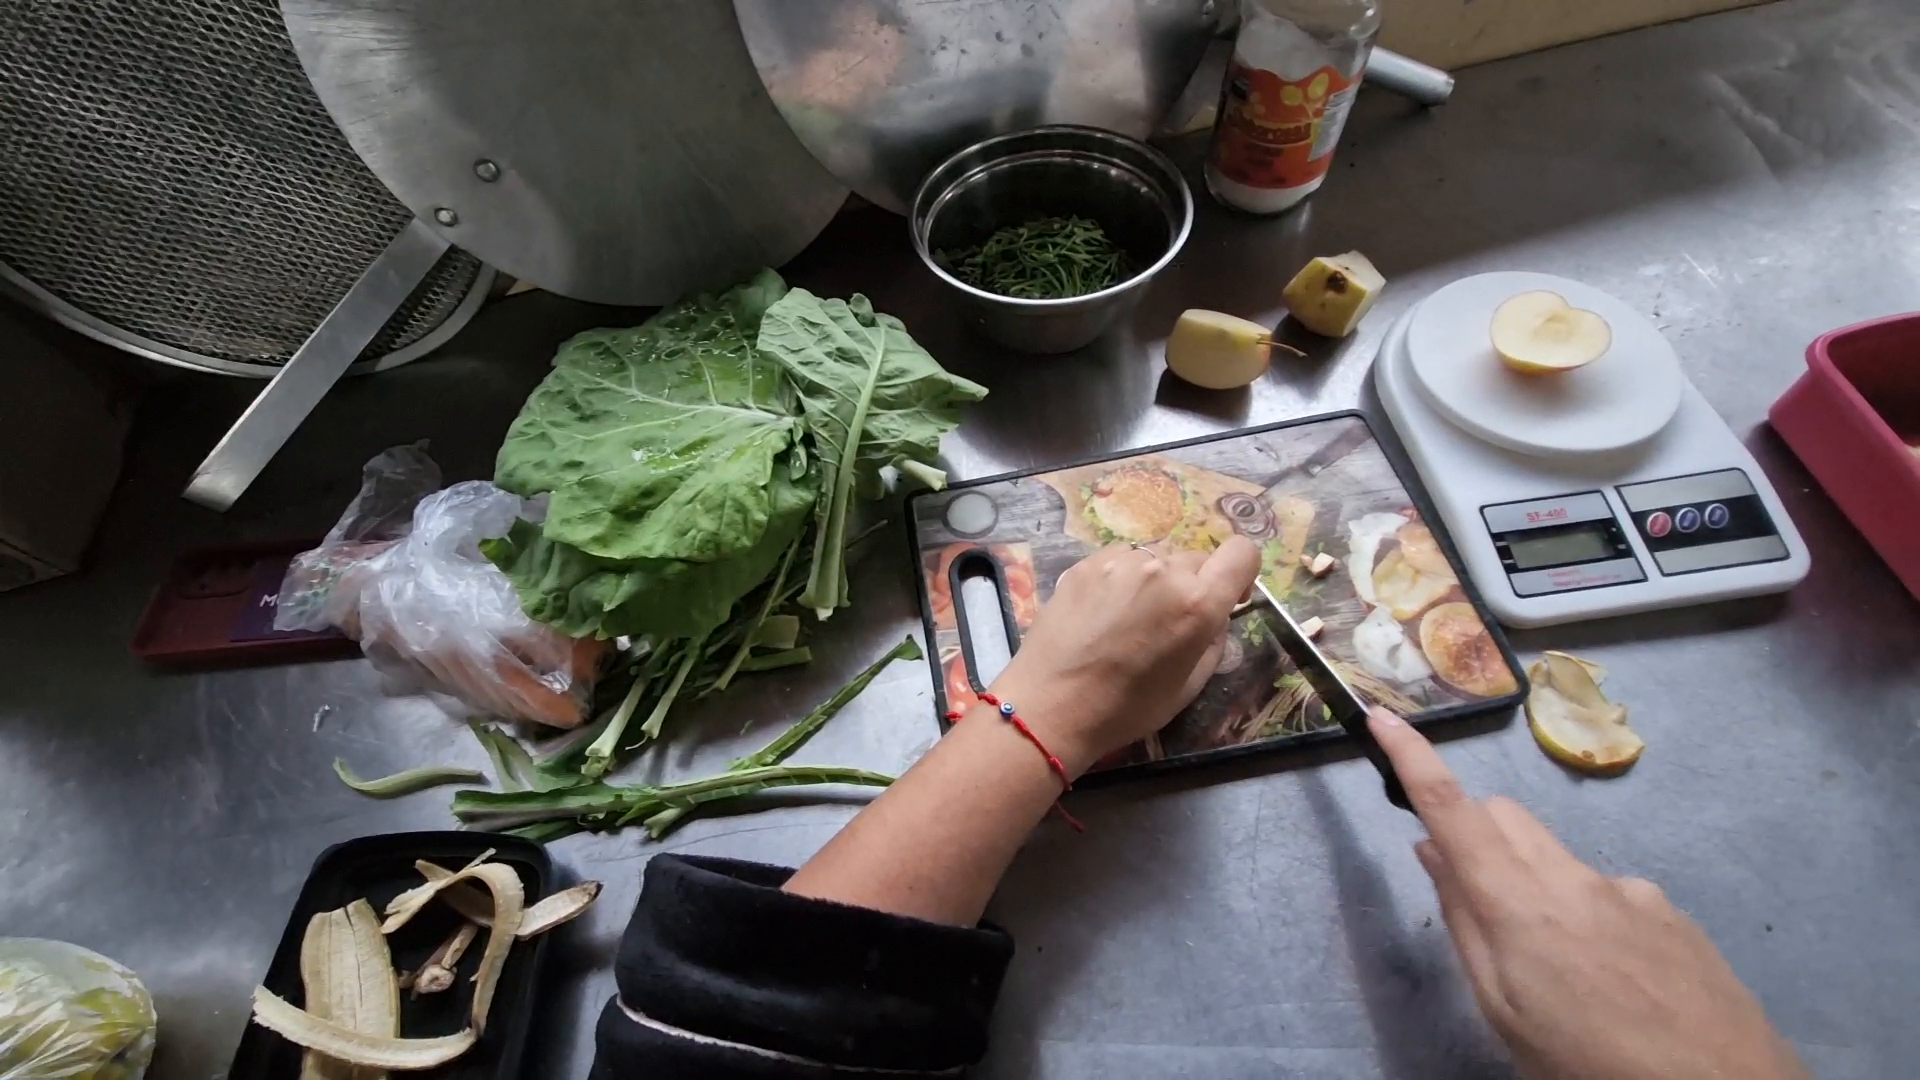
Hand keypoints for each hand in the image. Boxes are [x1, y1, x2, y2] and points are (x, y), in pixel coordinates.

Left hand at [988, 538, 1259, 778]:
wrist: (1051, 705)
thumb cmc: (1126, 708)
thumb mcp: (1189, 686)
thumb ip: (1212, 640)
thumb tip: (1215, 616)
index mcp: (1197, 602)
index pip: (1242, 553)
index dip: (1239, 572)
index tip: (1226, 596)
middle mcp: (1163, 570)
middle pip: (1196, 558)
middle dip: (1192, 584)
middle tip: (1168, 621)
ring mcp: (1120, 561)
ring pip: (1156, 557)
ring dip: (1155, 579)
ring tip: (1129, 617)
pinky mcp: (1085, 563)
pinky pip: (1120, 559)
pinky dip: (1121, 577)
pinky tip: (1102, 610)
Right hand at [1368, 709, 1806, 1079]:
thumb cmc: (1590, 1065)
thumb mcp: (1502, 1009)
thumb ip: (1462, 921)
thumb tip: (1430, 849)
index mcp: (1516, 902)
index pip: (1449, 807)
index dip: (1411, 755)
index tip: (1382, 716)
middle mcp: (1570, 877)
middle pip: (1501, 813)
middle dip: (1474, 830)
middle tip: (1477, 892)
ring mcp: (1627, 889)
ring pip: (1551, 849)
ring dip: (1532, 874)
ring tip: (1559, 955)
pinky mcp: (1671, 910)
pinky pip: (1604, 885)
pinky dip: (1587, 907)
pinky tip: (1615, 972)